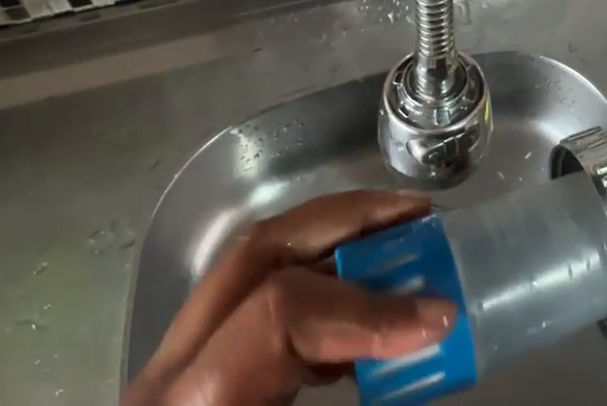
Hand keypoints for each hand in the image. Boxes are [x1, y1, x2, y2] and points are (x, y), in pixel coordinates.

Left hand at [123, 190, 456, 405]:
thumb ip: (370, 402)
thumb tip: (439, 353)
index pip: (279, 311)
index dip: (369, 307)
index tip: (438, 319)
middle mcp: (167, 382)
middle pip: (256, 254)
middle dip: (348, 223)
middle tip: (421, 220)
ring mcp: (169, 377)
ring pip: (249, 268)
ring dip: (335, 244)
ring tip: (403, 243)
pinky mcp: (186, 386)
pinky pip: (252, 308)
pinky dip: (318, 290)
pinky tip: (363, 319)